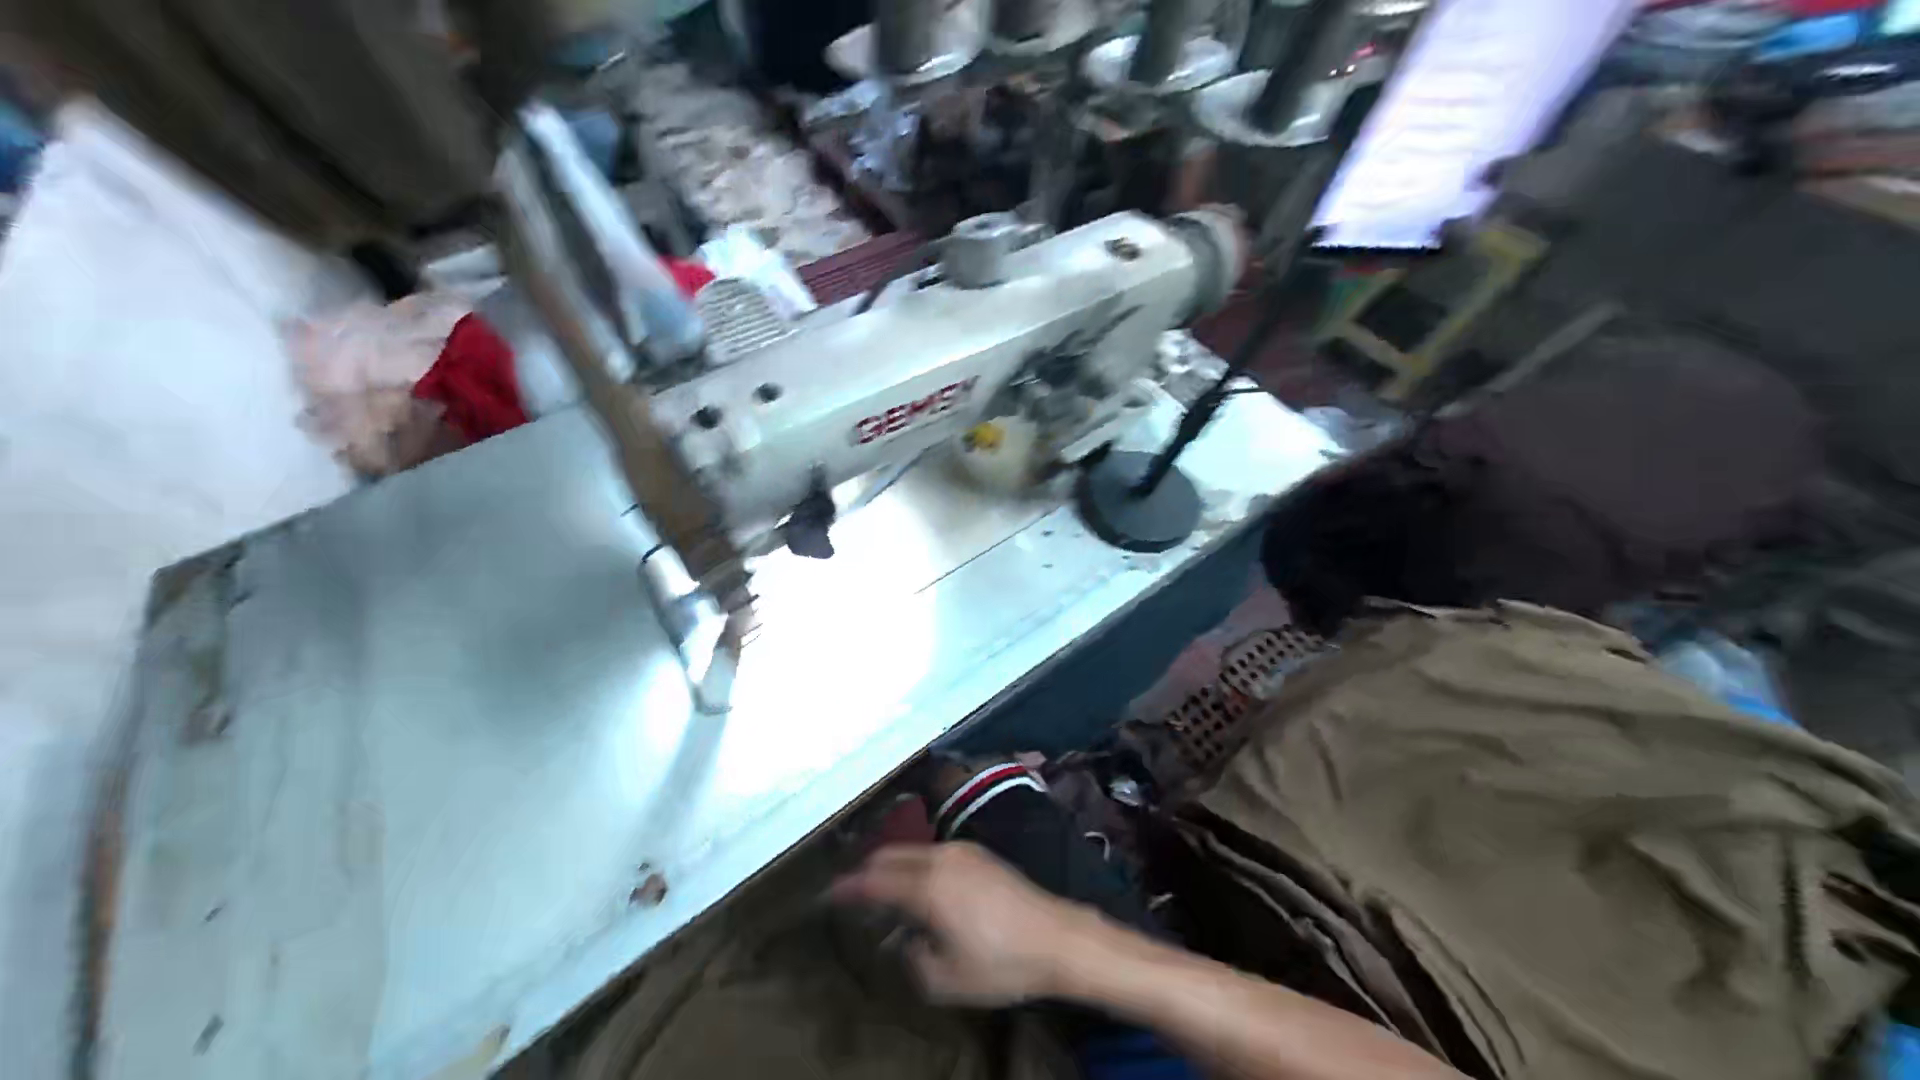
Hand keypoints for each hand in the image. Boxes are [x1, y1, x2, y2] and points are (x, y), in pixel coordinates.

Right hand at [831, 842, 1099, 1006]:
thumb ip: (913, 959)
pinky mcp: (979, 853)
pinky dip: (915, 864)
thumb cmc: (1001, 963)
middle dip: (867, 872)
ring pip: (912, 851)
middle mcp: (940, 859)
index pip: (874, 881)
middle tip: (853, 894)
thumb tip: (905, 941)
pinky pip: (933, 852)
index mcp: (927, 888)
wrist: (1057, 937)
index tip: (828, 893)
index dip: (847, 888)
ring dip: (892, 867)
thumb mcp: (947, 979)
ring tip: (887, 894)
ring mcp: (961, 851)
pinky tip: (922, 889)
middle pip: (889, 856)